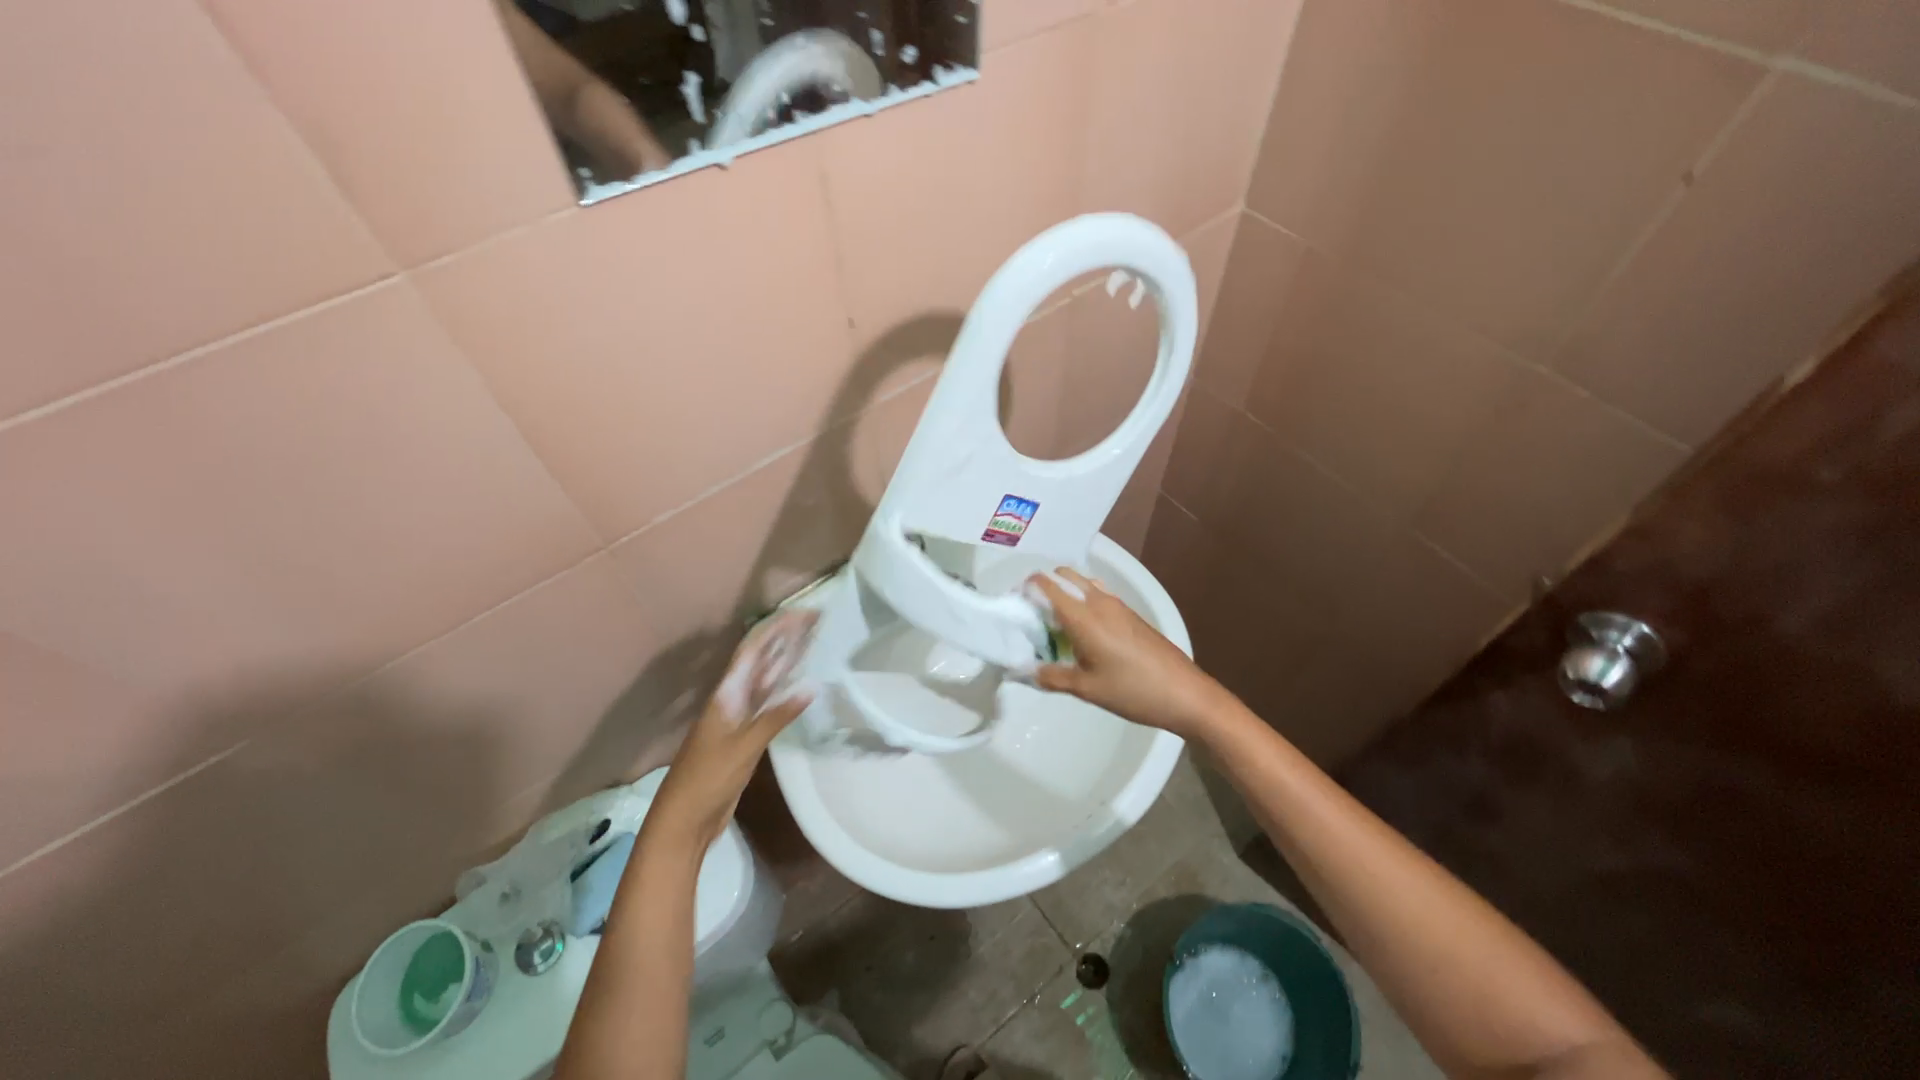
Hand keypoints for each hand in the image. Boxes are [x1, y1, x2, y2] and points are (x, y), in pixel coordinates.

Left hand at [648, 612, 816, 848]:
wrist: (685, 820)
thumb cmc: (708, 780)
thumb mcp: (744, 747)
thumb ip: (776, 717)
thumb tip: (811, 686)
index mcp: (727, 695)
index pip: (754, 650)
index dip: (777, 628)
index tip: (805, 613)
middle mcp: (733, 700)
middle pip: (762, 660)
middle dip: (786, 638)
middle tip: (817, 621)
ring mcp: (739, 718)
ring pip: (767, 681)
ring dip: (787, 660)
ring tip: (813, 641)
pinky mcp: (746, 738)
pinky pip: (769, 704)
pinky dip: (786, 692)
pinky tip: (802, 686)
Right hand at [1027, 568, 1231, 739]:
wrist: (1186, 694)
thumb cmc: (1133, 691)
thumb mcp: (1086, 689)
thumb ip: (1051, 676)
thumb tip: (1023, 670)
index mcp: (1084, 616)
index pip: (1047, 585)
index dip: (1025, 589)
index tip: (1013, 607)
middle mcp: (1100, 602)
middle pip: (1065, 576)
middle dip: (1044, 588)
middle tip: (1033, 617)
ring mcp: (1119, 606)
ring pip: (1083, 584)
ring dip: (1066, 595)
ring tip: (1056, 627)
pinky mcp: (1132, 616)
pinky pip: (1098, 597)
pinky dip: (1083, 604)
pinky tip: (1082, 636)